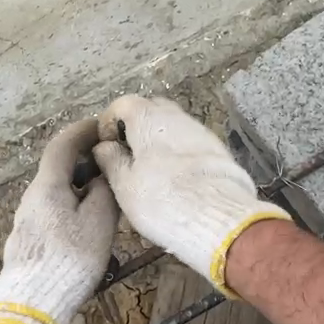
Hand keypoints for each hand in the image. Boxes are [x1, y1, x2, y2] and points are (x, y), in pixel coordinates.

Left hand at [0, 121, 118, 323]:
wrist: (32, 306)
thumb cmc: (69, 259)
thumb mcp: (98, 222)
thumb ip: (102, 193)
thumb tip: (100, 176)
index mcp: (47, 186)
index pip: (62, 145)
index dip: (82, 131)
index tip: (102, 125)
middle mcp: (31, 199)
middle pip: (59, 170)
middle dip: (84, 163)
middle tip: (112, 166)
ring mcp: (26, 222)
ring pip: (57, 195)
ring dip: (79, 190)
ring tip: (107, 201)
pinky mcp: (28, 244)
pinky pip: (53, 215)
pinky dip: (72, 209)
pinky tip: (88, 229)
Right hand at [93, 95, 290, 296]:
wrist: (219, 219)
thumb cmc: (162, 199)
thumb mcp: (124, 184)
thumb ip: (110, 159)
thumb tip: (104, 147)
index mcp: (148, 117)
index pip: (122, 104)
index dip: (109, 123)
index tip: (106, 147)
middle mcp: (176, 116)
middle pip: (150, 110)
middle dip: (136, 128)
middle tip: (128, 158)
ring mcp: (201, 131)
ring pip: (173, 128)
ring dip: (159, 142)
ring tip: (152, 173)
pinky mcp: (219, 150)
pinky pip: (191, 144)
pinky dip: (179, 154)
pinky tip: (177, 180)